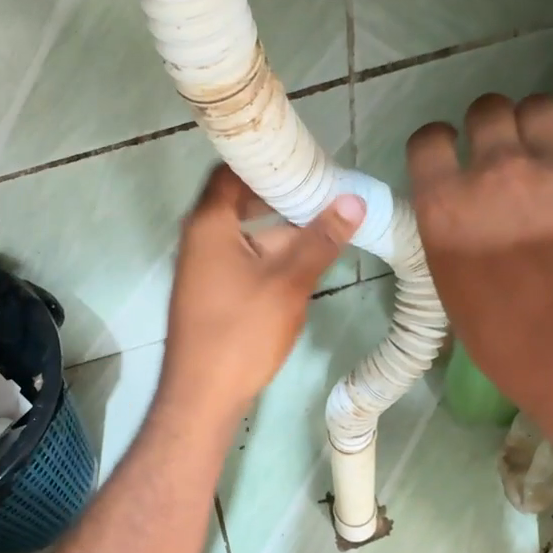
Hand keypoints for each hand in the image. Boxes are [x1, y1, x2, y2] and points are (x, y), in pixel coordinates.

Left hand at [160, 165, 363, 418]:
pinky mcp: (210, 295)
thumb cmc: (241, 332)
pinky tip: (301, 264)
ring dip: (278, 228)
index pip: (232, 170)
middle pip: (239, 201)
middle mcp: (199, 239)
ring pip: (244, 235)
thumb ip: (321, 239)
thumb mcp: (289, 282)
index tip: (303, 156)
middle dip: (279, 195)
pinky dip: (268, 254)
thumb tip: (354, 200)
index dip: (266, 160)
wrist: (202, 395)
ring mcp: (202, 270)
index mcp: (209, 224)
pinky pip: (241, 259)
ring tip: (323, 222)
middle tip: (321, 188)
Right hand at [407, 93, 552, 414]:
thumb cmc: (513, 344)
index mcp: (446, 206)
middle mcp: (496, 169)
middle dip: (492, 127)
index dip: (439, 144)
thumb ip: (455, 243)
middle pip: (486, 110)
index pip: (427, 141)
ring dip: (540, 123)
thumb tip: (469, 229)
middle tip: (507, 155)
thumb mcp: (457, 295)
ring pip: (540, 104)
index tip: (451, 156)